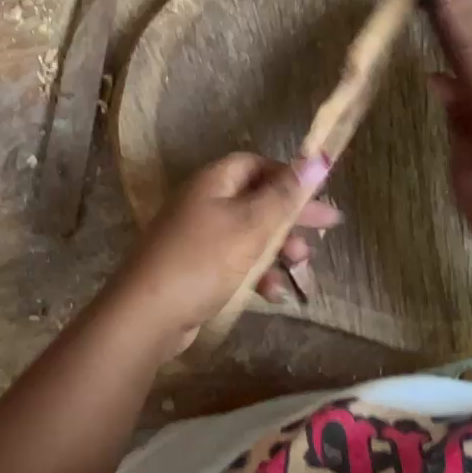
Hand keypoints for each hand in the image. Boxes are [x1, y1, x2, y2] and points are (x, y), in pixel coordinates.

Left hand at [105, 153, 339, 356]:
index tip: (317, 195)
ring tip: (300, 267)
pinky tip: (272, 295)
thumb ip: (286, 194)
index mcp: (214, 181)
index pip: (257, 164)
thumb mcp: (251, 225)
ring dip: (278, 249)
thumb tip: (318, 157)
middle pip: (256, 199)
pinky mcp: (195, 269)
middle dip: (290, 218)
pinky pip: (234, 262)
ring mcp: (197, 237)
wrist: (147, 315)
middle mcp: (204, 202)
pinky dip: (256, 274)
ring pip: (249, 234)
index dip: (288, 176)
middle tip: (325, 231)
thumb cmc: (203, 260)